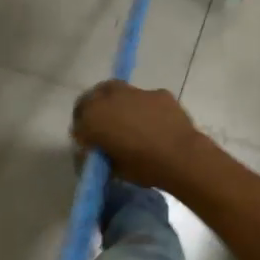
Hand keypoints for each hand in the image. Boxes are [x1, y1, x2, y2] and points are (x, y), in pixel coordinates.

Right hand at [71, 80, 212, 189]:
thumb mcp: (113, 168)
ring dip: (117, 104)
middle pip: (93, 97)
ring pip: (118, 92)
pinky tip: (152, 123)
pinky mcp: (158, 93)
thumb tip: (98, 150)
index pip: (78, 121)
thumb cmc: (143, 166)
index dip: (82, 131)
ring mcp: (136, 92)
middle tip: (101, 125)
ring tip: (127, 121)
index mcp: (94, 117)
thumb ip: (101, 154)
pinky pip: (144, 99)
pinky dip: (143, 108)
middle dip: (94, 108)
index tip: (89, 142)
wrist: (182, 156)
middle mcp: (110, 98)